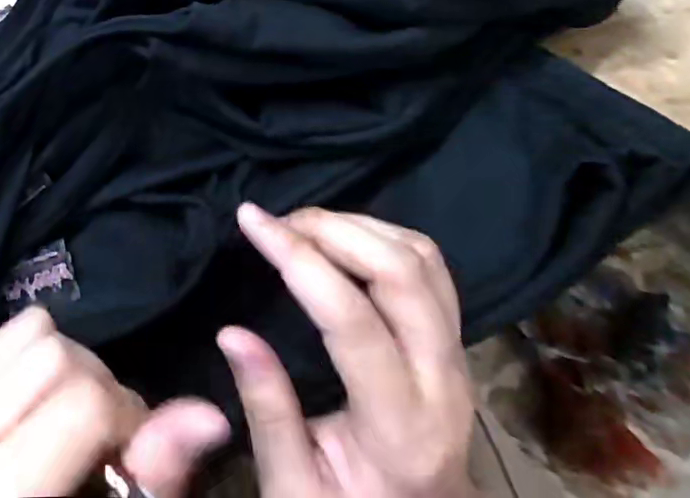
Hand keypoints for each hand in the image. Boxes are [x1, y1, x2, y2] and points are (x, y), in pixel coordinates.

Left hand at [0, 307, 231, 497]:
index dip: (129, 420)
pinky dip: (36, 357)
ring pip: (31, 330)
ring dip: (71, 365)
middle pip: (56, 353)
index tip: (136, 458)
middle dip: (101, 388)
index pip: (83, 399)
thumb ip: (157, 476)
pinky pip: (2, 336)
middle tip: (109, 442)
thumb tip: (209, 414)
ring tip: (77, 421)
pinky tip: (43, 406)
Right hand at [220, 205, 478, 497]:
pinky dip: (382, 237)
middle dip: (332, 229)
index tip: (249, 219)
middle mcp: (444, 385)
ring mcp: (458, 362)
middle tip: (275, 222)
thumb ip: (267, 411)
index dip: (297, 256)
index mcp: (402, 429)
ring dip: (358, 227)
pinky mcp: (454, 346)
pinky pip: (431, 268)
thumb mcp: (293, 489)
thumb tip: (230, 332)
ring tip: (299, 228)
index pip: (352, 319)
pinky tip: (338, 243)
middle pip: (403, 274)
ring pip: (424, 261)